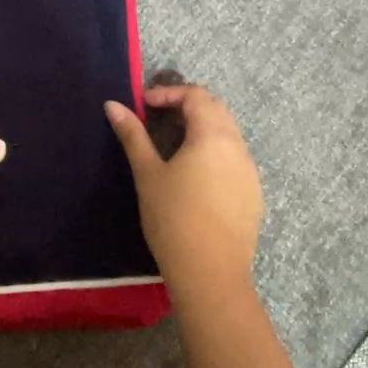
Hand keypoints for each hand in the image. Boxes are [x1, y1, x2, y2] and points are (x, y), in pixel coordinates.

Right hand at [105, 81, 264, 294]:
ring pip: (229, 134)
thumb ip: (133, 135)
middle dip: (188, 105)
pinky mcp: (254, 194)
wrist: (210, 274)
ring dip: (203, 127)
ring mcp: (250, 172)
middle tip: (158, 116)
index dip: (169, 92)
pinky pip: (235, 158)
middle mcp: (238, 147)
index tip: (144, 104)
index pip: (196, 95)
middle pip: (217, 109)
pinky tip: (196, 173)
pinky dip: (215, 150)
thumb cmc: (173, 218)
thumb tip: (113, 105)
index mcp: (213, 136)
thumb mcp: (147, 173)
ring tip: (174, 142)